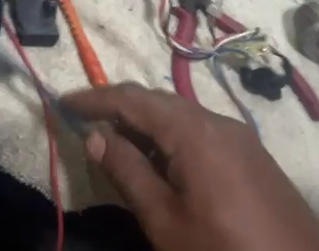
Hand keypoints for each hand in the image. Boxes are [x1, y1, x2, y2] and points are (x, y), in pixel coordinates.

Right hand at [65, 84, 318, 250]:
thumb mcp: (166, 221)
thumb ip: (127, 172)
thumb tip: (95, 135)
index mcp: (194, 131)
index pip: (131, 98)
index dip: (93, 98)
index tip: (61, 103)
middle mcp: (218, 123)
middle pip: (156, 101)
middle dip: (118, 109)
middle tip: (86, 124)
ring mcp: (243, 142)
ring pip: (180, 117)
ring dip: (145, 125)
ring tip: (118, 146)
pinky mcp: (257, 163)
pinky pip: (202, 134)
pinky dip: (172, 140)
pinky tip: (162, 165)